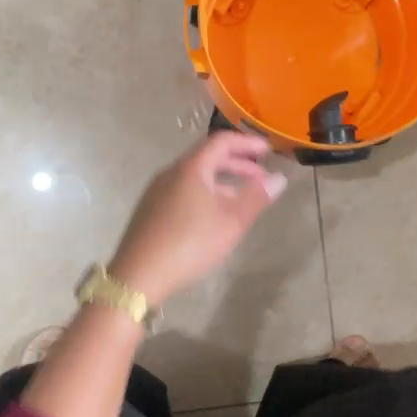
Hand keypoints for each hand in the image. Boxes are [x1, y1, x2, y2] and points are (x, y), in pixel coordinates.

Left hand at [107, 132, 287, 304]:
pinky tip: (212, 217)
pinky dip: (204, 194)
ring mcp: (156, 192)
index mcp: (190, 169)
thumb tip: (279, 178)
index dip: (247, 143)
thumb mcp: (230, 223)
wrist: (138, 275)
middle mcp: (170, 173)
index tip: (268, 151)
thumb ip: (256, 198)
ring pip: (194, 177)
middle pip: (207, 158)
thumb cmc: (189, 245)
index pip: (221, 142)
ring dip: (221, 182)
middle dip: (237, 164)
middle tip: (261, 176)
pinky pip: (183, 192)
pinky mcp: (150, 211)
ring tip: (242, 198)